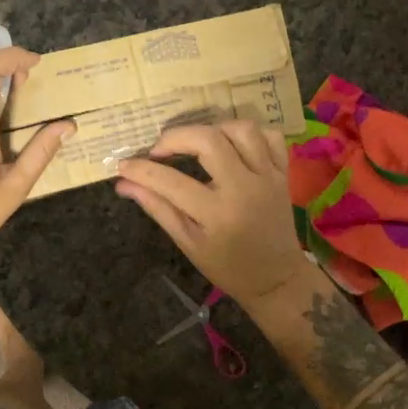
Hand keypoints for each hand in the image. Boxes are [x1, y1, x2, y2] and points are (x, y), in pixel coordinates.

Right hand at [114, 120, 311, 305]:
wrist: (277, 279)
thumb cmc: (228, 267)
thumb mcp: (188, 243)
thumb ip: (158, 208)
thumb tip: (124, 184)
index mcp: (218, 214)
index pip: (171, 181)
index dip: (142, 170)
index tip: (124, 165)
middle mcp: (245, 188)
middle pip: (209, 140)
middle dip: (176, 137)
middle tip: (160, 150)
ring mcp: (268, 177)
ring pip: (242, 130)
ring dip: (213, 129)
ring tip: (196, 143)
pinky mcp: (283, 173)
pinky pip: (270, 136)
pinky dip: (249, 133)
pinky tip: (231, 144)